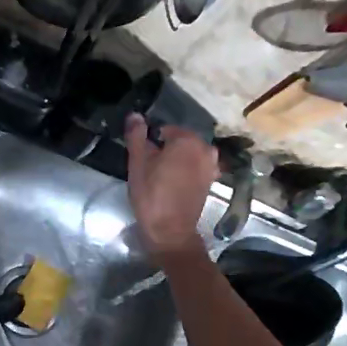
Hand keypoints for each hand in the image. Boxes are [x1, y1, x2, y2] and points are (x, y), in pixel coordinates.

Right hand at [125, 113, 216, 261]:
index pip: (165, 130)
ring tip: (162, 175)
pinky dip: (187, 169)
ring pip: (189, 153)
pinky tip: (175, 182)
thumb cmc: (151, 196)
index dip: (152, 141)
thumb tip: (135, 115)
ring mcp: (211, 165)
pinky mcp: (211, 180)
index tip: (144, 157)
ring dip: (178, 159)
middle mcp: (204, 148)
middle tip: (151, 168)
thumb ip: (136, 136)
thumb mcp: (137, 164)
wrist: (171, 231)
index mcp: (186, 140)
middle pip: (180, 141)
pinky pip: (197, 166)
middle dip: (167, 149)